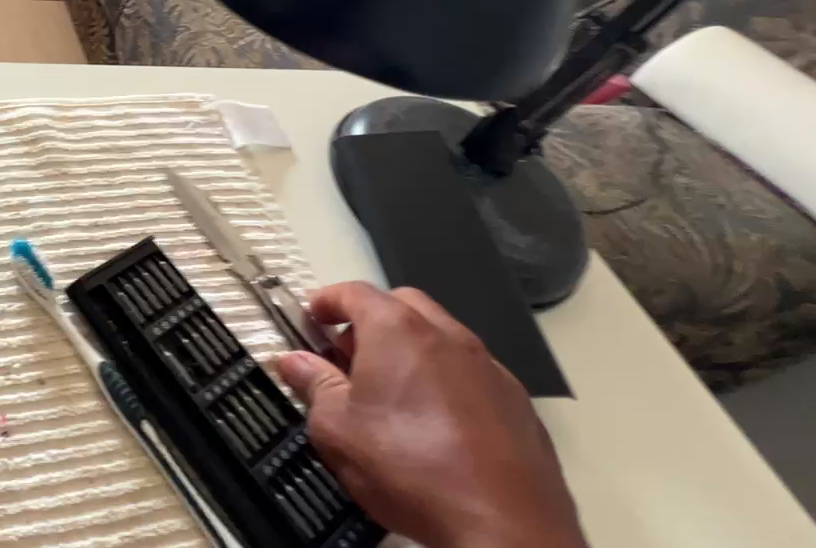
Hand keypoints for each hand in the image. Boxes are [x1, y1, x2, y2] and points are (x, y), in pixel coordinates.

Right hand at [274, 282, 586, 547]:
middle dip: (371, 319)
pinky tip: (435, 423)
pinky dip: (447, 381)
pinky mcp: (520, 407)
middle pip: (402, 304)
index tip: (312, 317)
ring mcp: (490, 370)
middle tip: (348, 353)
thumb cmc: (413, 470)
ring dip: (411, 350)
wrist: (507, 533)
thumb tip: (295, 363)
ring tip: (391, 391)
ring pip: (441, 338)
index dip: (326, 301)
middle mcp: (447, 336)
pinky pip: (473, 375)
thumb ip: (313, 385)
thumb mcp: (336, 428)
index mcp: (397, 330)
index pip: (353, 291)